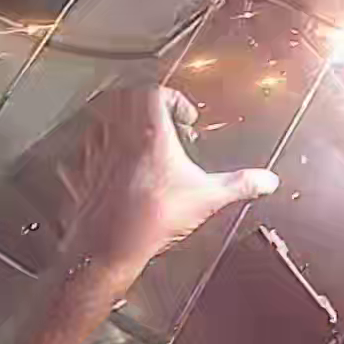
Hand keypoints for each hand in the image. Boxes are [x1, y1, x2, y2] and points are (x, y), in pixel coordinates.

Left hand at [55, 85, 276, 273]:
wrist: (106, 250)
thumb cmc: (153, 219)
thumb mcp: (208, 198)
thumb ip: (241, 184)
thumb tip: (267, 180)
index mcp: (151, 133)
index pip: (155, 93)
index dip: (174, 99)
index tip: (186, 117)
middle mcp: (118, 135)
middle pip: (125, 99)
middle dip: (147, 106)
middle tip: (165, 123)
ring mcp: (92, 151)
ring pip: (100, 118)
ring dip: (122, 122)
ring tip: (141, 142)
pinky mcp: (76, 171)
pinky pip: (82, 145)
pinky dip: (99, 147)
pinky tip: (114, 167)